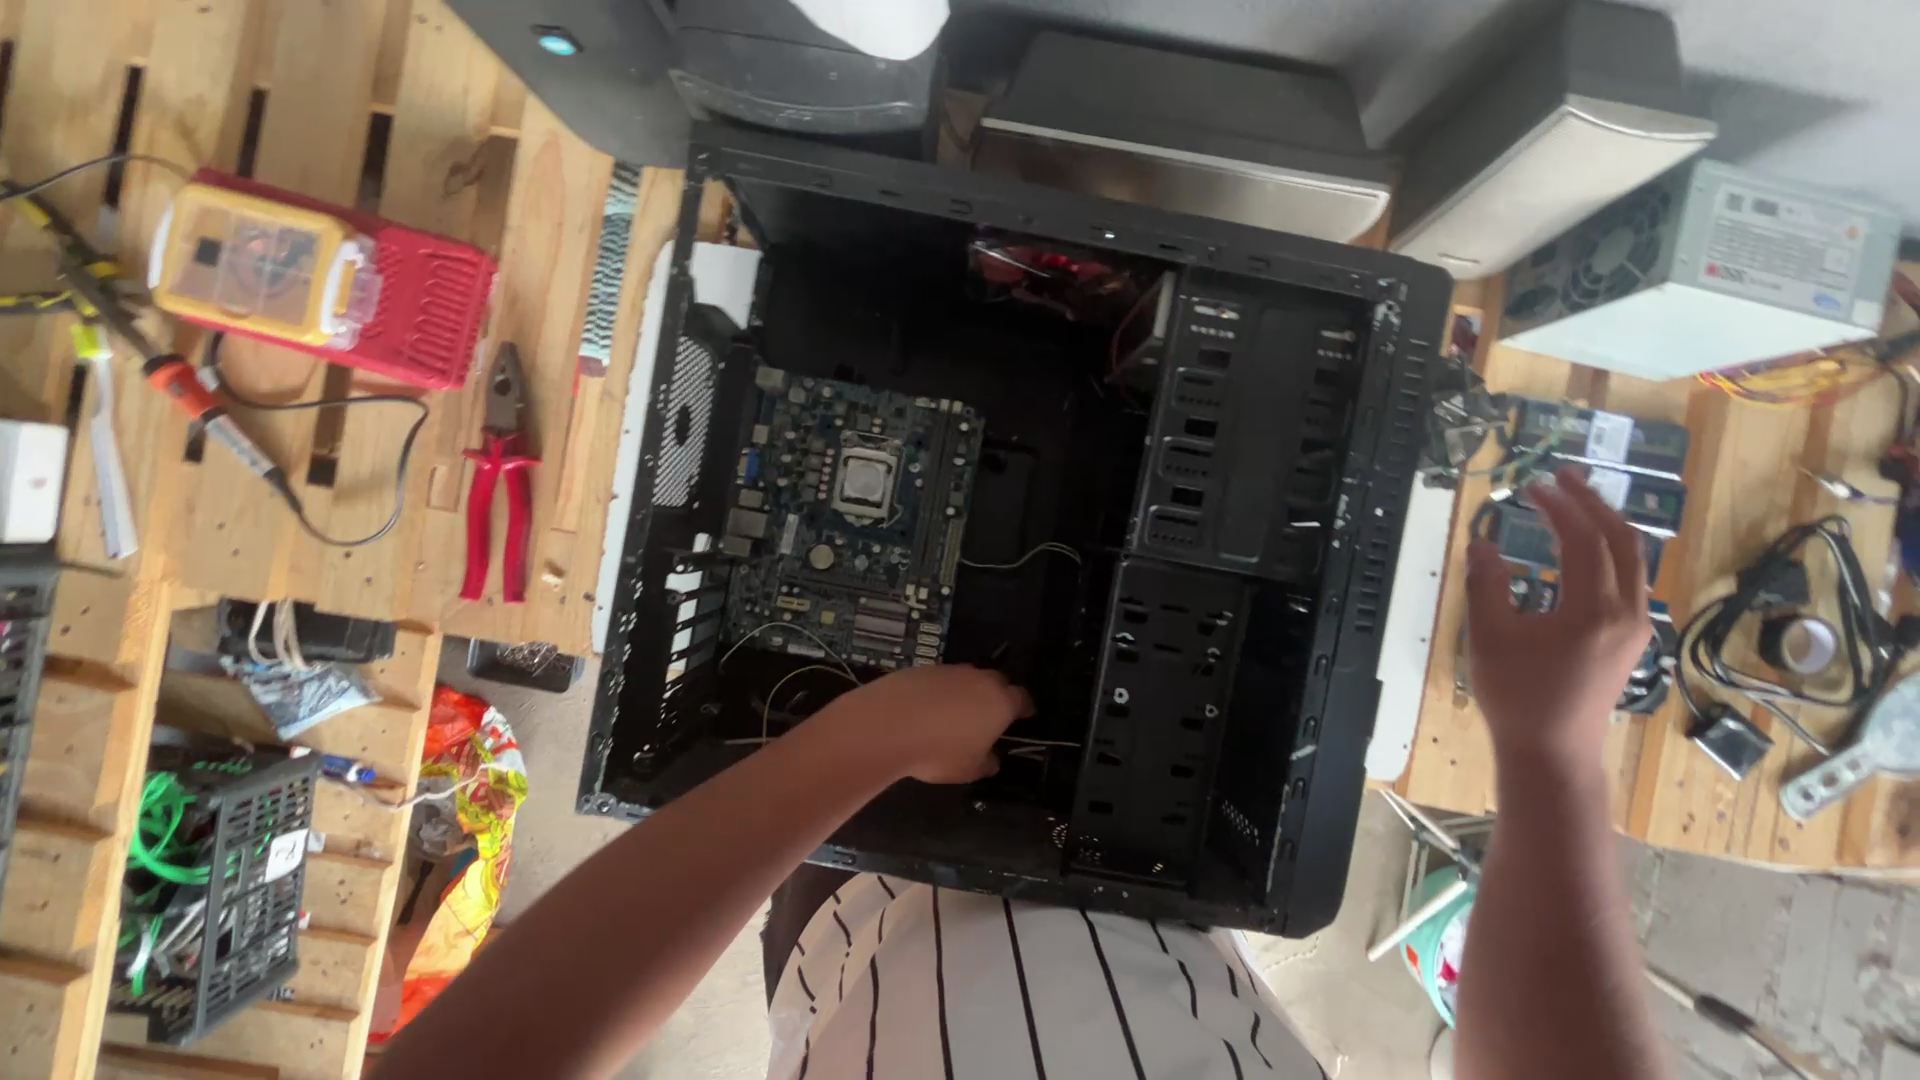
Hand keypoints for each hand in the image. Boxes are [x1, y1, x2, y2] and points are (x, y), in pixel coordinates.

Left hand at [815, 664, 1033, 783]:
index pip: (1022, 698)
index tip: (1024, 715)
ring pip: (967, 678)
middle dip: (997, 695)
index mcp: (1000, 702)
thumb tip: (992, 759)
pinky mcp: (923, 668)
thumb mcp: (968, 769)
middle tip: (989, 714)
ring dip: (966, 692)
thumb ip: (986, 763)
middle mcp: (979, 679)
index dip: (1024, 707)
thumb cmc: (938, 751)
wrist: (887, 724)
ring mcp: (950, 670)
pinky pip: (940, 680)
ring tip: (954, 714)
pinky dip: (939, 692)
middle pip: (997, 681)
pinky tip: (926, 710)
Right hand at [1466, 468, 1650, 769]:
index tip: (1532, 486)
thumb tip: (1483, 543)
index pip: (1583, 541)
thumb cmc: (1517, 694)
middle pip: (1623, 541)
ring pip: (1633, 560)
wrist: (1553, 750)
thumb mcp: (1489, 636)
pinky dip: (1608, 552)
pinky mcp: (1629, 638)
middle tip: (1562, 478)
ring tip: (1574, 504)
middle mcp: (1627, 612)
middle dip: (1593, 504)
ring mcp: (1635, 626)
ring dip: (1604, 526)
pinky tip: (1582, 551)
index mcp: (1593, 609)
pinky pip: (1629, 580)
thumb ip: (1486, 584)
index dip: (1558, 507)